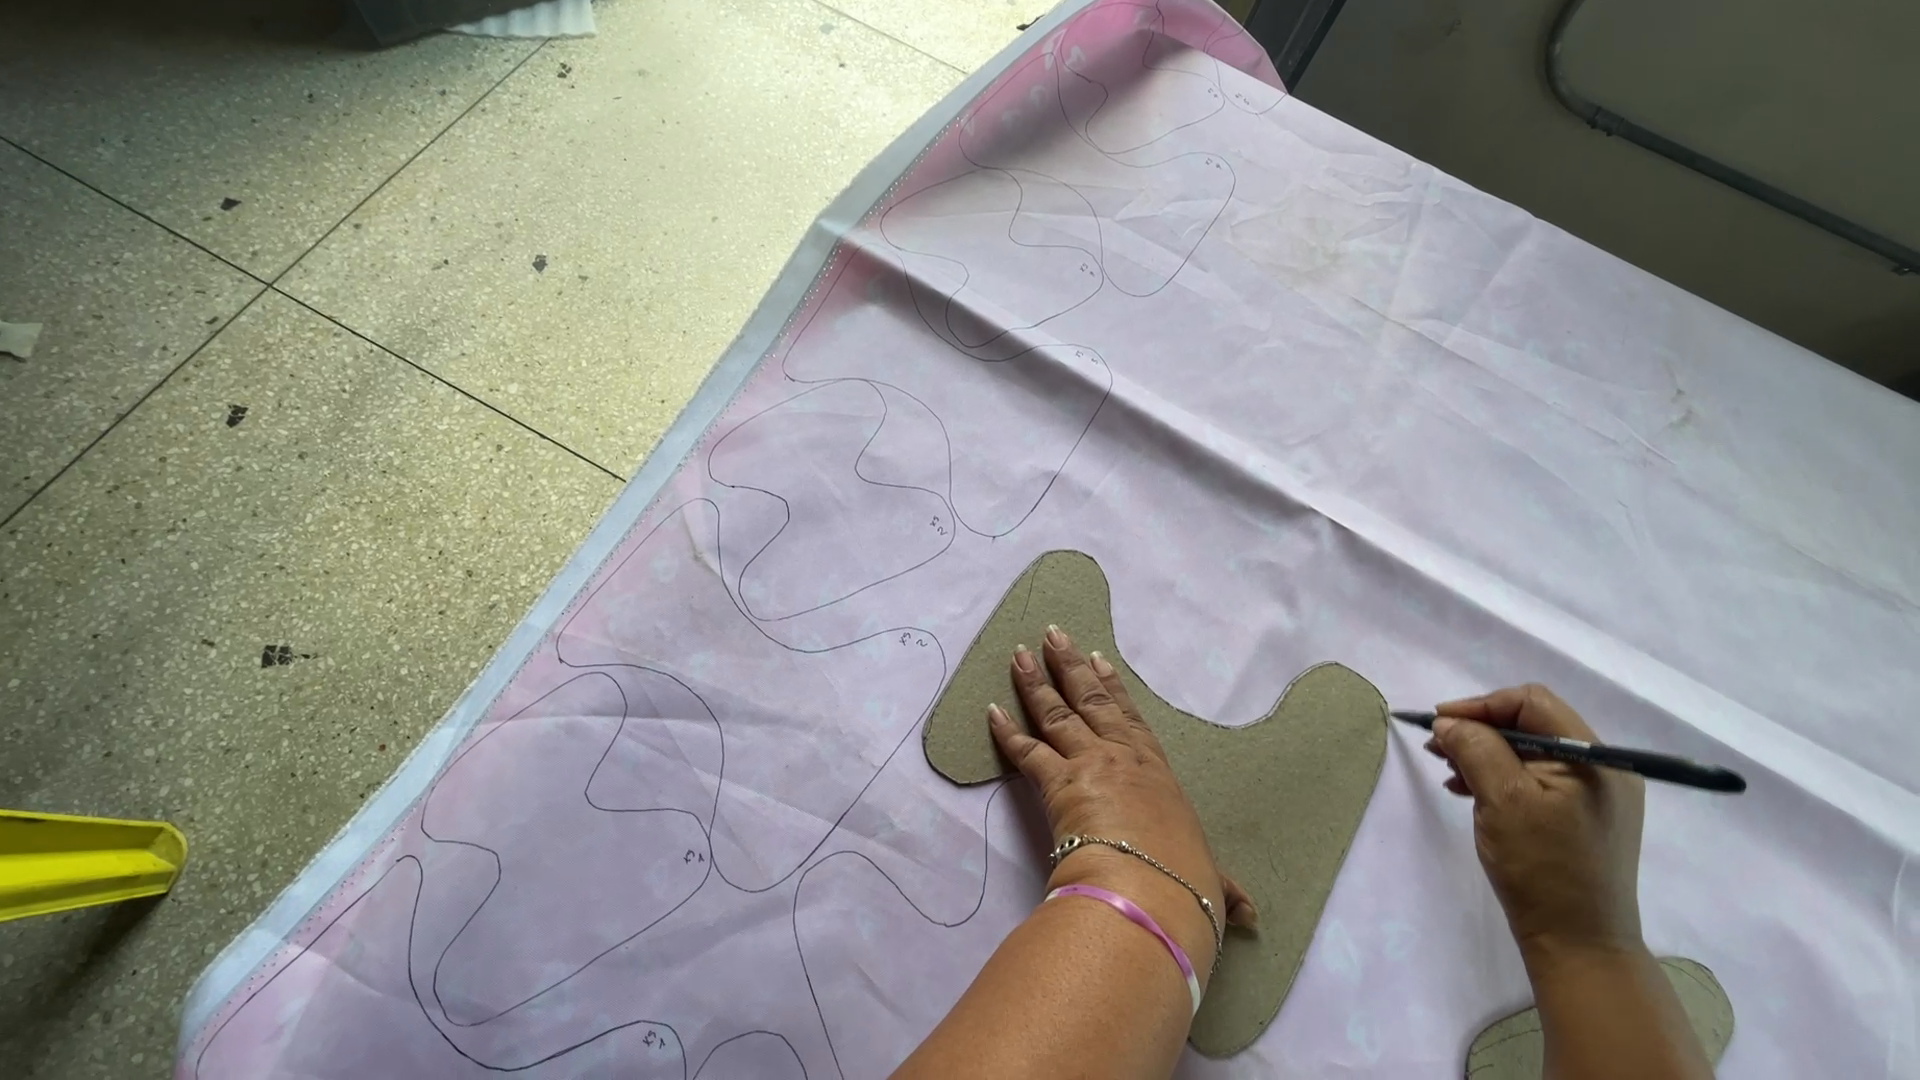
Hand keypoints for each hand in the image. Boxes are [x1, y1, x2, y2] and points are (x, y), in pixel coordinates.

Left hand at [988, 625, 1256, 978]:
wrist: (1154, 889)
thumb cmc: (1185, 882)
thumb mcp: (1207, 880)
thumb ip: (1222, 888)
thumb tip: (1250, 914)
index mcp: (1156, 771)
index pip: (1130, 719)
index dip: (1113, 688)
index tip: (1098, 660)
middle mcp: (1121, 757)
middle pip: (1091, 701)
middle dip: (1070, 666)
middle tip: (1054, 636)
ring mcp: (1090, 764)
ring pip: (1057, 714)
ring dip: (1036, 683)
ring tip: (1019, 654)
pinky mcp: (1059, 782)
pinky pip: (1027, 751)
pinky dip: (1007, 731)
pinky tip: (992, 711)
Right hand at [1426, 684, 1646, 963]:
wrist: (1577, 941)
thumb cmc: (1541, 867)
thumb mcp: (1502, 799)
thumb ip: (1475, 749)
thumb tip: (1448, 721)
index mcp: (1593, 759)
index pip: (1531, 703)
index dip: (1480, 706)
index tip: (1439, 723)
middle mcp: (1600, 768)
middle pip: (1528, 724)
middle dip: (1477, 730)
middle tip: (1436, 746)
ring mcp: (1592, 793)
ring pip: (1525, 750)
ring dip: (1482, 753)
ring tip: (1448, 771)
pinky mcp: (1577, 814)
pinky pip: (1531, 777)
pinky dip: (1495, 775)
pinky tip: (1467, 791)